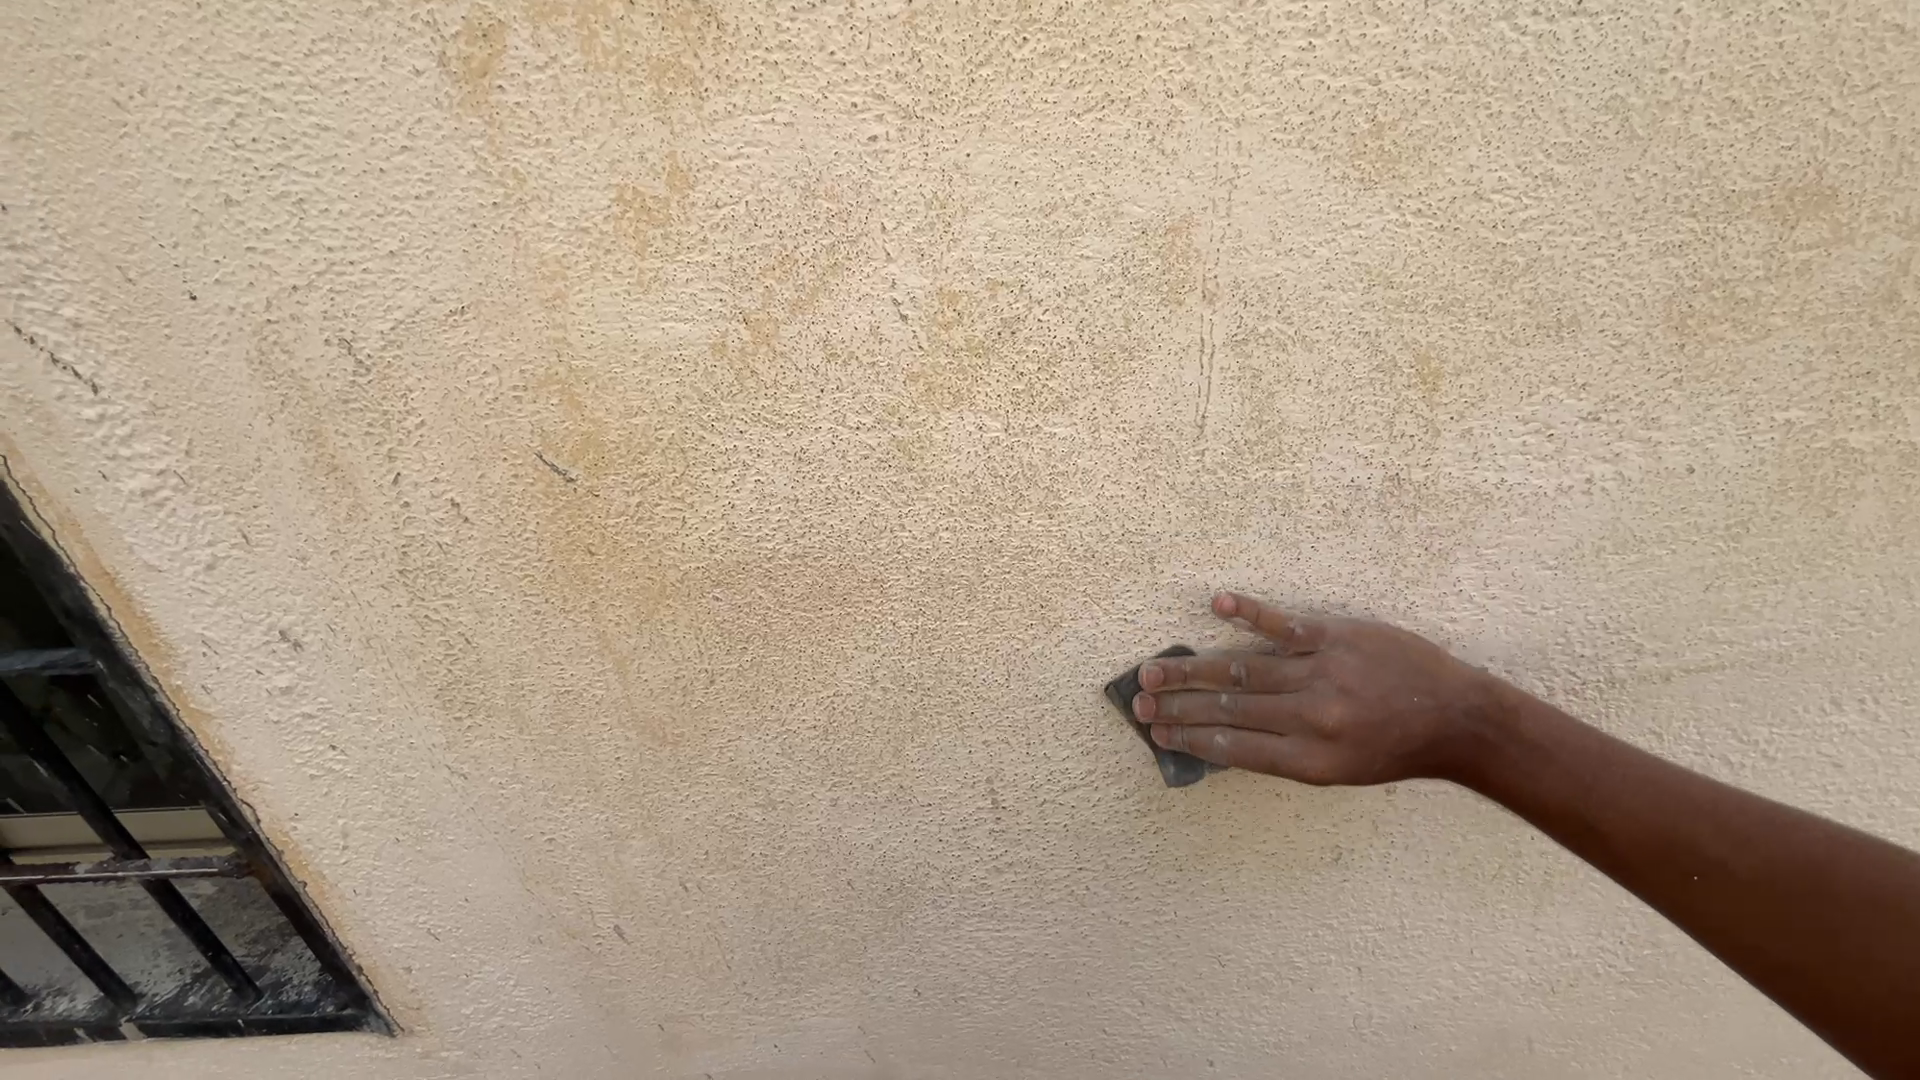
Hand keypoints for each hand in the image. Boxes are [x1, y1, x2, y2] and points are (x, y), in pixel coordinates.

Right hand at [1132, 593, 1504, 785]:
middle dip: (1177, 708)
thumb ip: (1281, 754)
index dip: (1188, 740)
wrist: (1460, 718)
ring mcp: (1322, 673)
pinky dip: (1248, 612)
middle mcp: (1311, 718)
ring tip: (1156, 672)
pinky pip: (1283, 624)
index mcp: (1310, 760)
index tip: (1157, 735)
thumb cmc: (1395, 749)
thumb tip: (1223, 740)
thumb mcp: (1339, 771)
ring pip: (1241, 669)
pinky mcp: (1337, 636)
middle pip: (1226, 709)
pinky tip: (1217, 603)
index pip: (1231, 748)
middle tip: (1140, 705)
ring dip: (1191, 670)